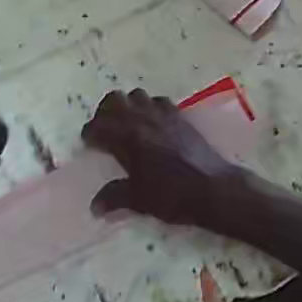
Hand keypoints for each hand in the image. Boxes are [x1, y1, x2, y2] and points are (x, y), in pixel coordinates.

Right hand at [84, 89, 254, 229]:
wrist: (212, 188)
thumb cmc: (171, 195)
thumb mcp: (138, 200)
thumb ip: (114, 197)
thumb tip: (95, 207)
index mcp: (126, 138)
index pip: (97, 126)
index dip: (90, 134)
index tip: (89, 143)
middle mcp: (141, 119)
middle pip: (114, 100)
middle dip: (105, 112)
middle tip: (105, 128)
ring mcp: (162, 114)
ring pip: (136, 95)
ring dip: (128, 105)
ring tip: (128, 123)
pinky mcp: (180, 116)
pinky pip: (159, 100)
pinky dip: (151, 106)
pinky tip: (154, 122)